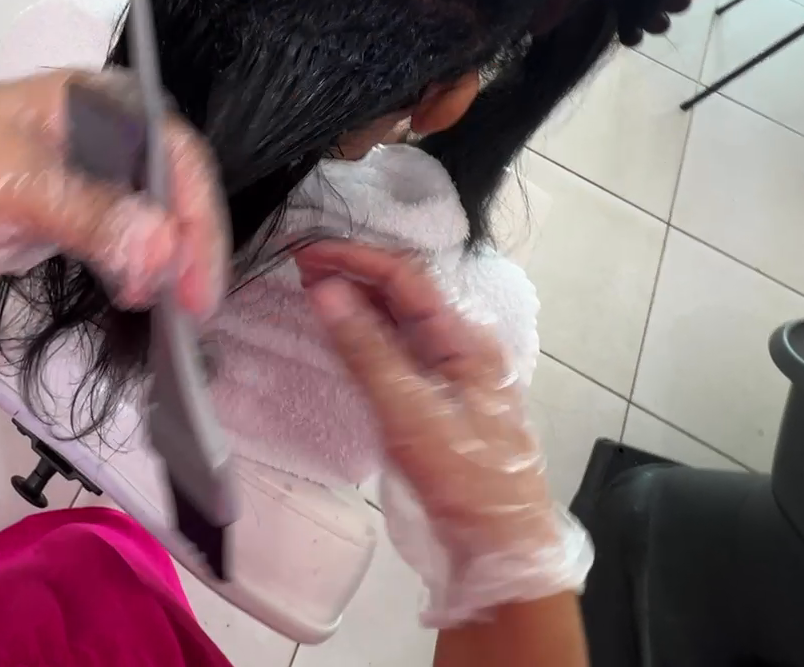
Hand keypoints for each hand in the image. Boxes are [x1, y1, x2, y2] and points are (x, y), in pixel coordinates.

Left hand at [0, 69, 227, 317]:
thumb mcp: (20, 185)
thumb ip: (95, 216)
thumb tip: (164, 254)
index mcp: (94, 102)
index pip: (171, 149)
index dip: (195, 210)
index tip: (198, 272)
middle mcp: (102, 133)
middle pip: (170, 184)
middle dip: (188, 241)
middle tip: (198, 304)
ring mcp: (89, 175)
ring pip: (152, 214)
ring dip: (168, 258)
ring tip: (178, 308)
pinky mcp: (75, 212)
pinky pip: (124, 237)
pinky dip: (138, 265)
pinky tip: (143, 293)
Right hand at [295, 241, 590, 624]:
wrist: (502, 549)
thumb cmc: (465, 479)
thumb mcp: (410, 412)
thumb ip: (365, 349)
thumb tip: (325, 290)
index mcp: (466, 339)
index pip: (405, 277)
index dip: (354, 258)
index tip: (307, 254)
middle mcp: (460, 343)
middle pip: (402, 290)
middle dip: (351, 271)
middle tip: (300, 266)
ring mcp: (448, 367)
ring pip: (396, 316)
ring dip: (355, 297)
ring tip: (312, 286)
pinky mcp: (434, 391)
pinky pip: (394, 344)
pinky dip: (362, 328)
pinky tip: (338, 326)